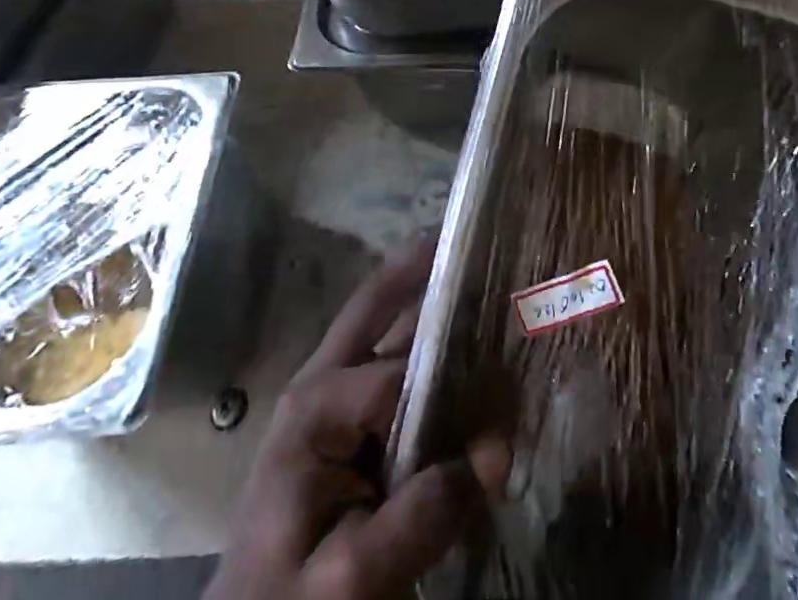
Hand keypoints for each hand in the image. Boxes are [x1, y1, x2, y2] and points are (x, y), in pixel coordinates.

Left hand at [204, 242, 508, 599]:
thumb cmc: (288, 599)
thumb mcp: (352, 577)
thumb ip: (421, 517)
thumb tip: (493, 452)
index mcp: (317, 408)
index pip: (400, 374)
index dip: (456, 383)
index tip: (509, 393)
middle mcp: (322, 385)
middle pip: (376, 308)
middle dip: (418, 269)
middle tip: (464, 233)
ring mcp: (332, 401)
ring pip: (386, 333)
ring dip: (425, 301)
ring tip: (474, 273)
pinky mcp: (345, 423)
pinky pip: (394, 373)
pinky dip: (428, 351)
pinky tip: (463, 349)